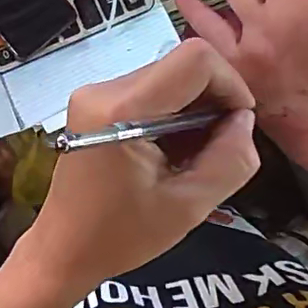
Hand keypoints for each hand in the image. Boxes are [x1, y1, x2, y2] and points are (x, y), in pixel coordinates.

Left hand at [16, 39, 259, 291]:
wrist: (63, 249)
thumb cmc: (120, 235)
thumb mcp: (189, 207)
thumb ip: (230, 159)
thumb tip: (244, 119)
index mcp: (121, 109)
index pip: (195, 59)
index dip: (230, 84)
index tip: (237, 124)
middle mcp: (103, 89)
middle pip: (180, 66)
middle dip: (211, 101)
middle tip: (216, 148)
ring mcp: (94, 93)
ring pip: (167, 77)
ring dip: (191, 110)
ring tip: (190, 156)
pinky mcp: (93, 103)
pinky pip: (149, 90)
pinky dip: (171, 114)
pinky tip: (169, 152)